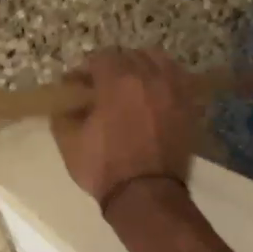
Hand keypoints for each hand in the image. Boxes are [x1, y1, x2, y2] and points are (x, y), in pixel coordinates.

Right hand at [51, 48, 203, 205]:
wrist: (146, 196)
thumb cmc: (104, 168)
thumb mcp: (68, 140)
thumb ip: (63, 111)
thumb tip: (65, 99)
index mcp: (117, 81)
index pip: (99, 57)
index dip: (85, 70)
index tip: (77, 87)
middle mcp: (149, 77)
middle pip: (129, 55)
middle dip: (112, 67)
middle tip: (101, 88)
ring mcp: (174, 90)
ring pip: (158, 60)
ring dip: (141, 67)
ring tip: (131, 86)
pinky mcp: (190, 106)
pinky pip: (178, 78)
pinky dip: (164, 79)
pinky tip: (154, 95)